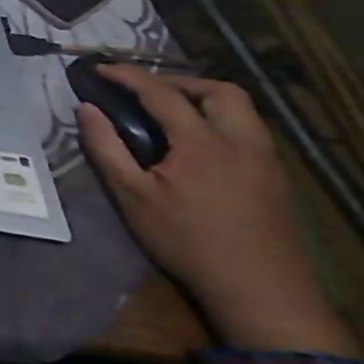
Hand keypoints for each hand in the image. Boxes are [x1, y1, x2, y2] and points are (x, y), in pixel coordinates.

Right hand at [77, 64, 358, 356]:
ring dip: (207, 100)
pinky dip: (223, 123)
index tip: (101, 69)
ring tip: (176, 116)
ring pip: (243, 110)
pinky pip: (251, 132)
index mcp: (202, 141)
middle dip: (181, 82)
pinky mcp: (278, 180)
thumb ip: (106, 147)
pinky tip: (204, 148)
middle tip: (149, 93)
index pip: (161, 92)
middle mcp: (241, 140)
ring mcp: (266, 160)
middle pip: (219, 90)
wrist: (261, 294)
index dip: (128, 75)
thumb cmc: (188, 242)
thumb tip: (86, 108)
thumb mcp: (133, 197)